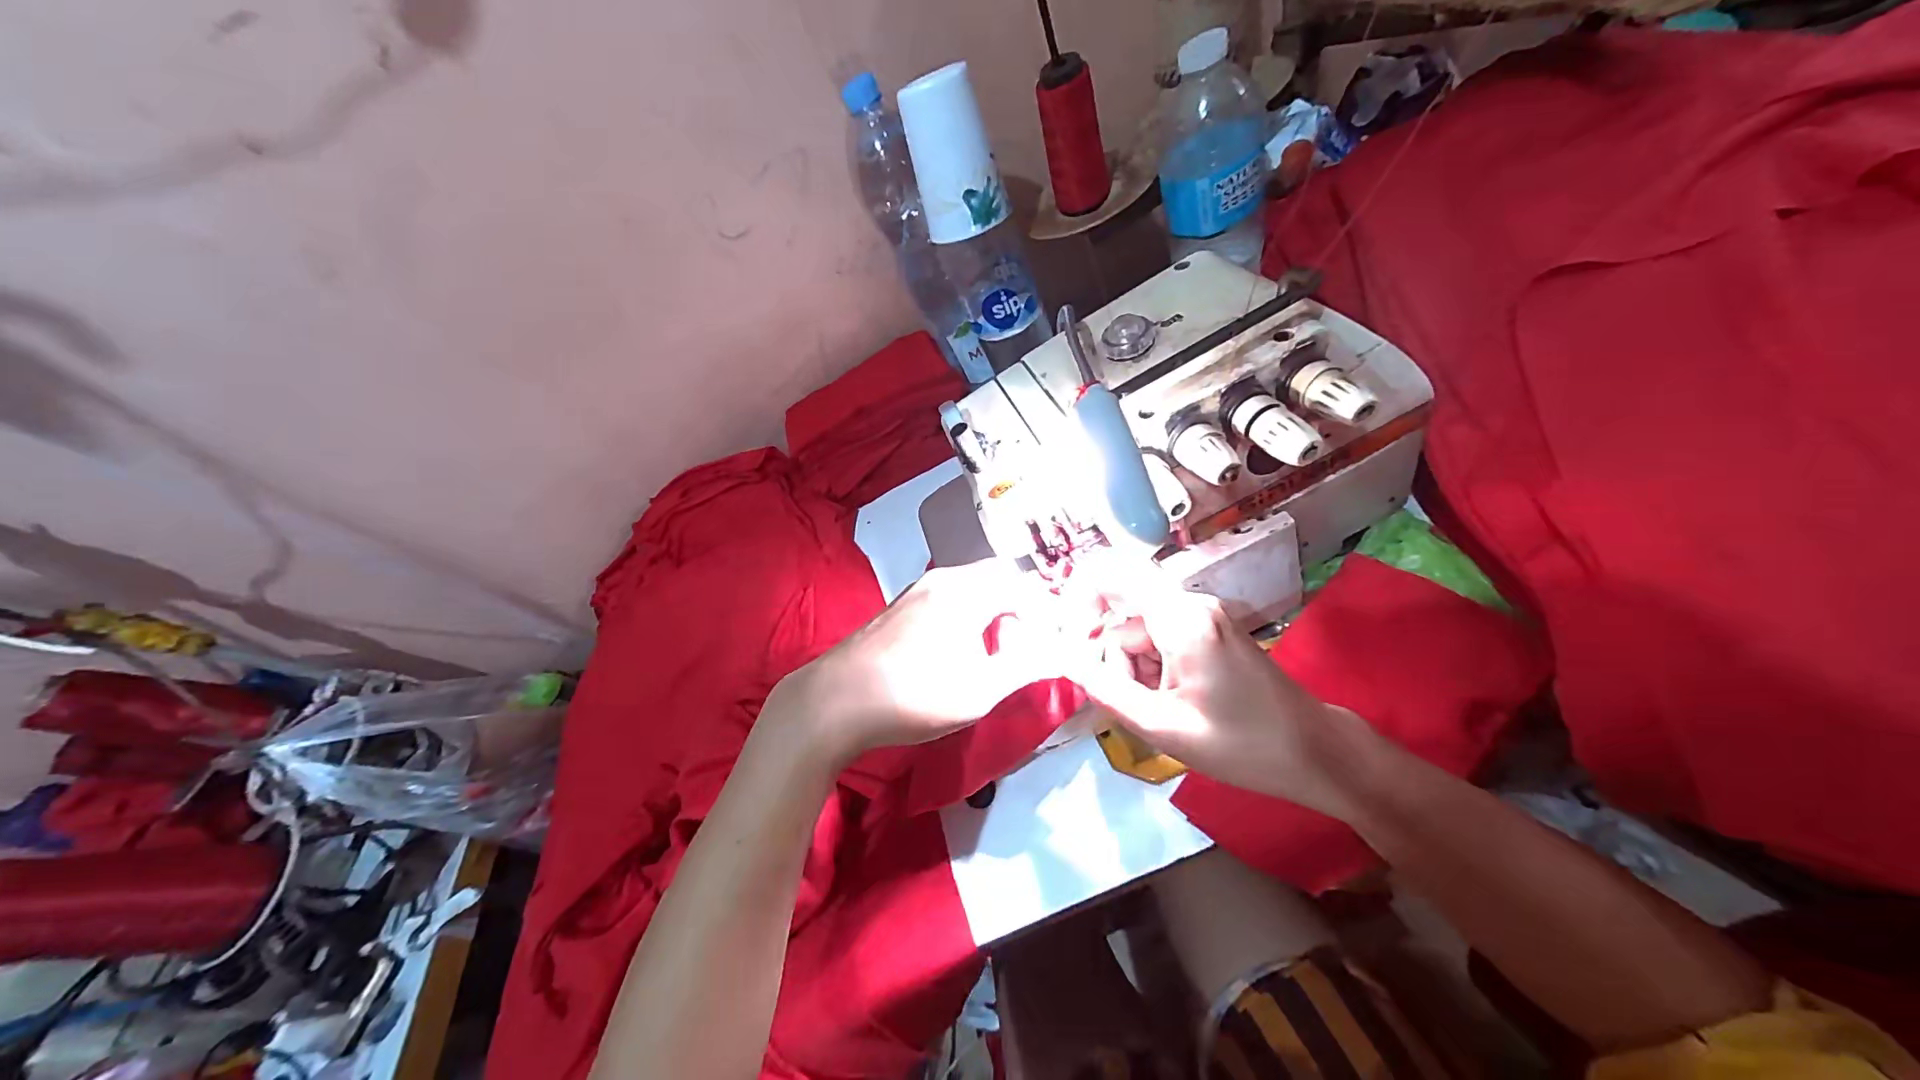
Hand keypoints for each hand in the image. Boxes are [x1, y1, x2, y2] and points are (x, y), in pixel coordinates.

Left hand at [769, 559, 1088, 764]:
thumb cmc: (913, 696)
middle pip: (999, 578)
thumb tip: (1064, 652)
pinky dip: (970, 614)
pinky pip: (950, 597)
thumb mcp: (980, 689)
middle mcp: (944, 579)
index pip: (1026, 588)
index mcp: (968, 591)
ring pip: (973, 586)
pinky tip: (962, 649)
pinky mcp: (900, 607)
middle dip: (1024, 608)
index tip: (1060, 646)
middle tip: (1033, 646)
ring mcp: (917, 590)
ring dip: (995, 610)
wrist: (833, 702)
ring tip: (1001, 651)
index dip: (1049, 616)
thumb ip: (1027, 665)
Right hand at [1064, 557, 1377, 816]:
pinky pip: (1159, 642)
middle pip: (1121, 618)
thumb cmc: (1243, 744)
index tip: (1071, 646)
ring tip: (1160, 715)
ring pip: (1138, 634)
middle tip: (1134, 709)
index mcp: (1181, 619)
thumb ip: (1105, 688)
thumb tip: (1064, 659)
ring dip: (1134, 673)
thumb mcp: (1162, 725)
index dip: (1076, 600)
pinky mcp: (1209, 634)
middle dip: (1113, 662)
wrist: (1316, 753)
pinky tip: (1172, 706)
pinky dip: (1152, 672)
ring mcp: (1202, 619)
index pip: (1109, 574)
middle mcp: (1190, 606)